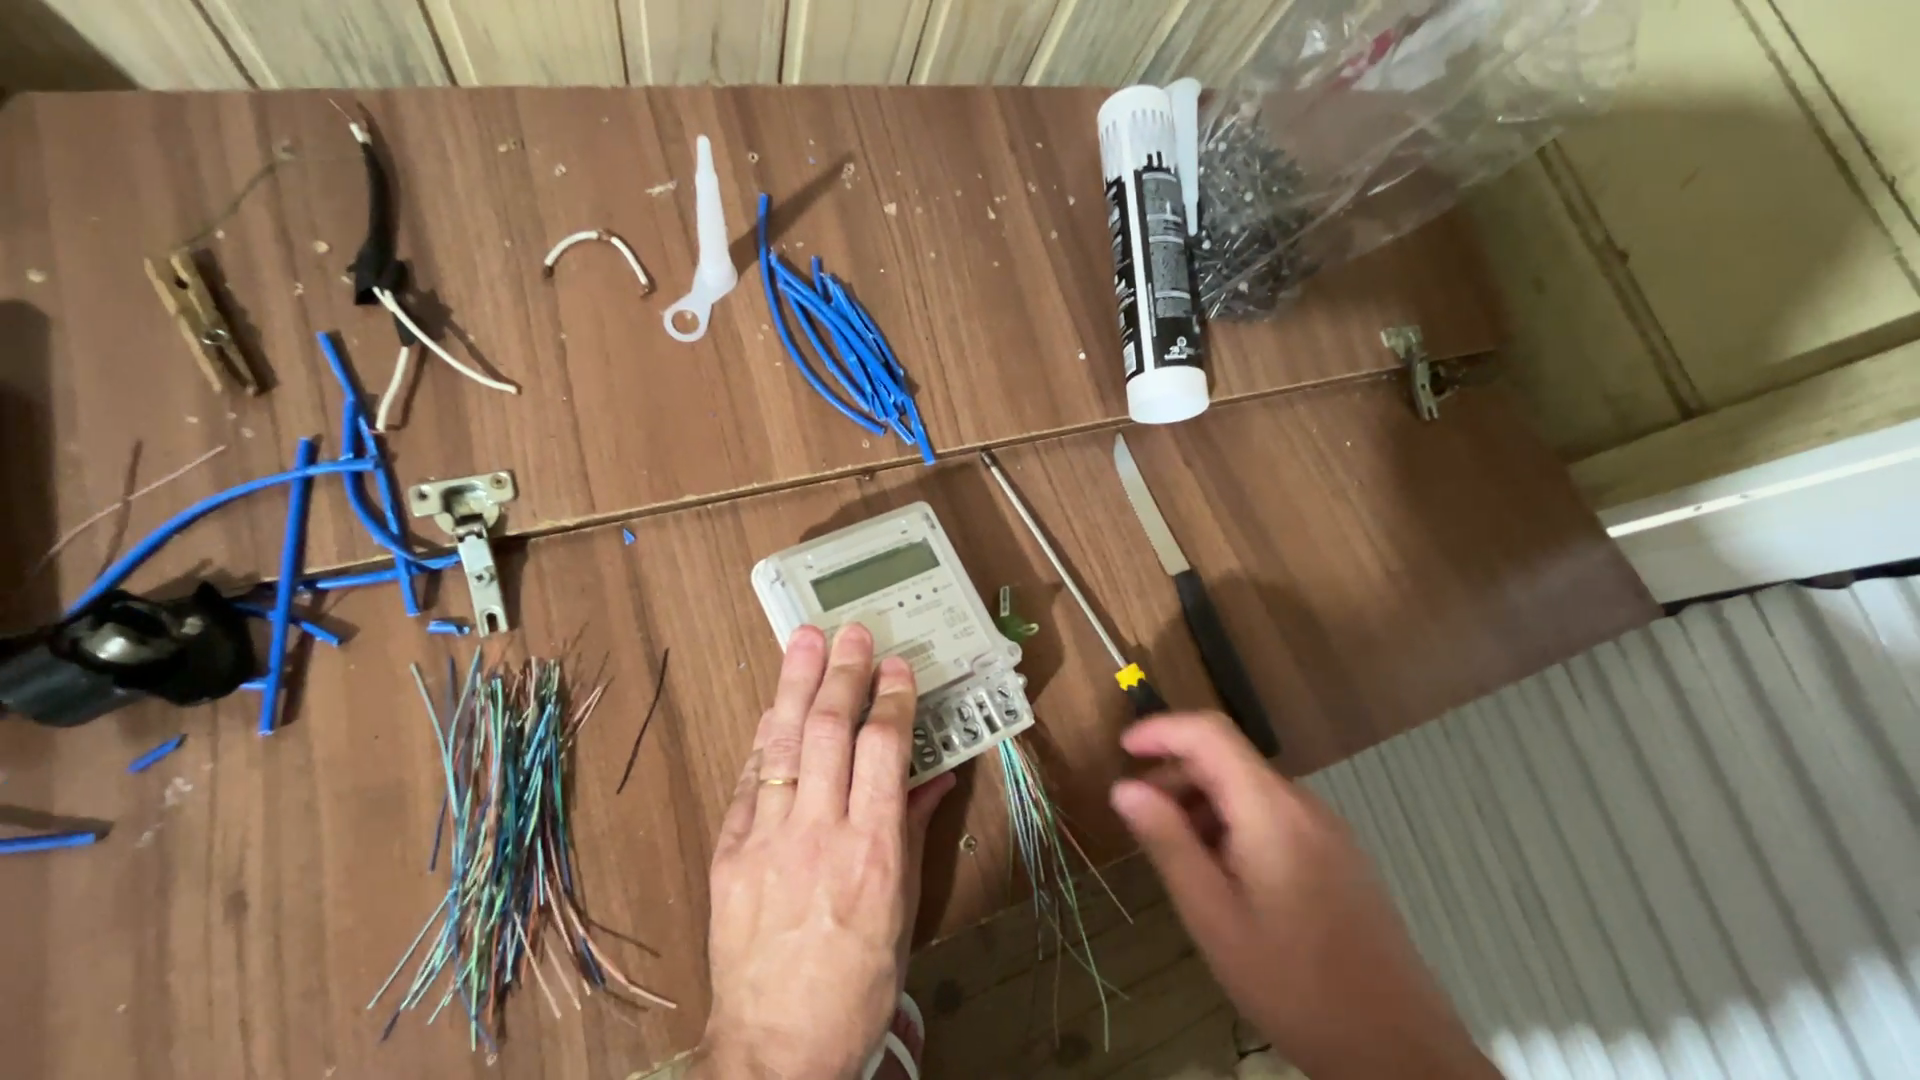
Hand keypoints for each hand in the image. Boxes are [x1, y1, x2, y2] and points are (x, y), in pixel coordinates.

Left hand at [692, 624, 954, 1079]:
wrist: (778, 1046)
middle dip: (843, 674)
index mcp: (874, 852)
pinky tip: (772, 709)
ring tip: (802, 641)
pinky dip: (763, 739)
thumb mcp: (903, 911)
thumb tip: (931, 778)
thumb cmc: (856, 986)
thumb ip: (913, 832)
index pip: (884, 750)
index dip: (891, 698)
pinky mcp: (729, 854)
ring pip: (781, 743)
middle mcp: (819, 836)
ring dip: (793, 684)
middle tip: (851, 634)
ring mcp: (767, 841)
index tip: (897, 666)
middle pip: (829, 732)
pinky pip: (747, 781)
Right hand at [1109, 713, 1496, 1079]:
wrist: (1399, 1049)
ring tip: (1178, 860)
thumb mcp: (1213, 916)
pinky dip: (1234, 826)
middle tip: (1140, 823)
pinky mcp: (1340, 857)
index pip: (1211, 734)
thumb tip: (1124, 788)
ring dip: (1204, 806)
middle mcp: (1304, 805)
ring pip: (1250, 791)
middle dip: (1176, 778)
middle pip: (1229, 761)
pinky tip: (1223, 878)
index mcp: (1271, 810)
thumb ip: (1168, 843)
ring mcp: (1328, 831)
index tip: (1120, 751)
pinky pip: (1275, 818)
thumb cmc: (1293, 984)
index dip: (1161, 730)